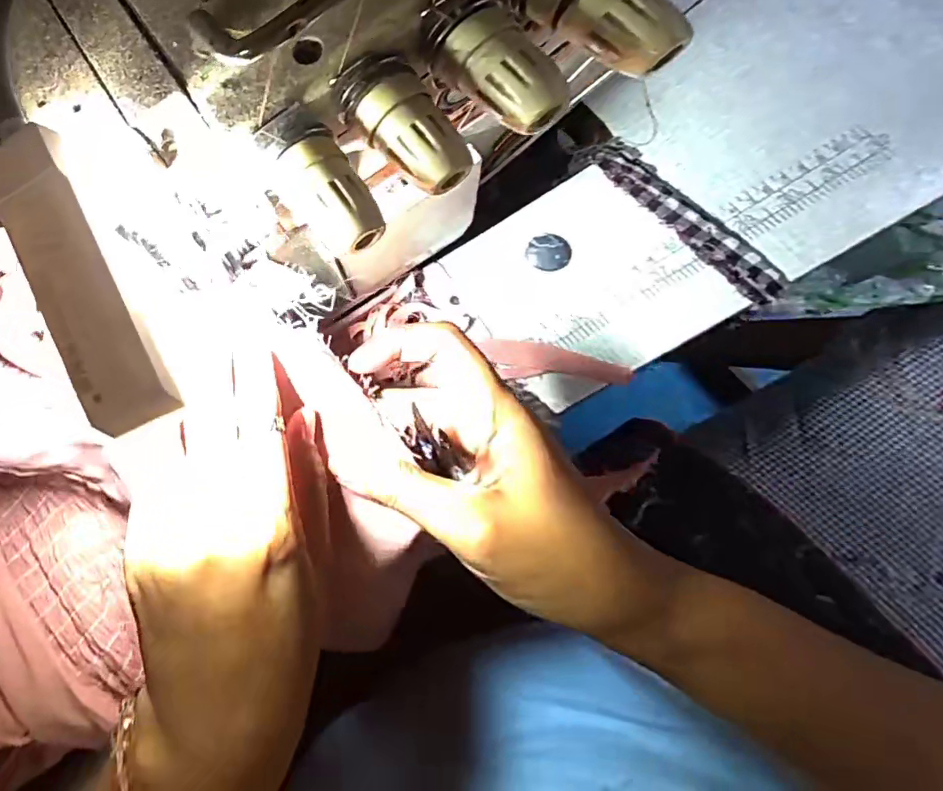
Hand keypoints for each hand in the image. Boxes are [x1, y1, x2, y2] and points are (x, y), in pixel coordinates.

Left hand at [118, 345, 326, 789]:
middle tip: (219, 312)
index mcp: (262, 529)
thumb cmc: (278, 655)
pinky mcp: (137, 540)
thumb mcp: (310, 573)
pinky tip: (189, 432)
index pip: (259, 427)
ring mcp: (160, 529)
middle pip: (211, 419)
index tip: (252, 329)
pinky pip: (164, 473)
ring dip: (195, 399)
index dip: (256, 373)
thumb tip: (302, 419)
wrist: (206, 724)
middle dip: (216, 362)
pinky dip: (180, 447)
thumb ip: (304, 486)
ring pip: (182, 440)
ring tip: (196, 349)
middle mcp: (204, 520)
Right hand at [336, 323, 677, 642]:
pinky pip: (427, 448)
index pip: (441, 343)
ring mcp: (480, 442)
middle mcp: (483, 415)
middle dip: (375, 389)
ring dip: (381, 426)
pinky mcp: (476, 470)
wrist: (612, 597)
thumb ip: (403, 488)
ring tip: (338, 446)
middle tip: (330, 415)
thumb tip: (340, 459)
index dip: (393, 343)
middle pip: (421, 378)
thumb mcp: (471, 524)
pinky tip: (369, 473)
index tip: (352, 371)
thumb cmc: (554, 556)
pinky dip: (397, 454)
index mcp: (492, 408)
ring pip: (419, 416)